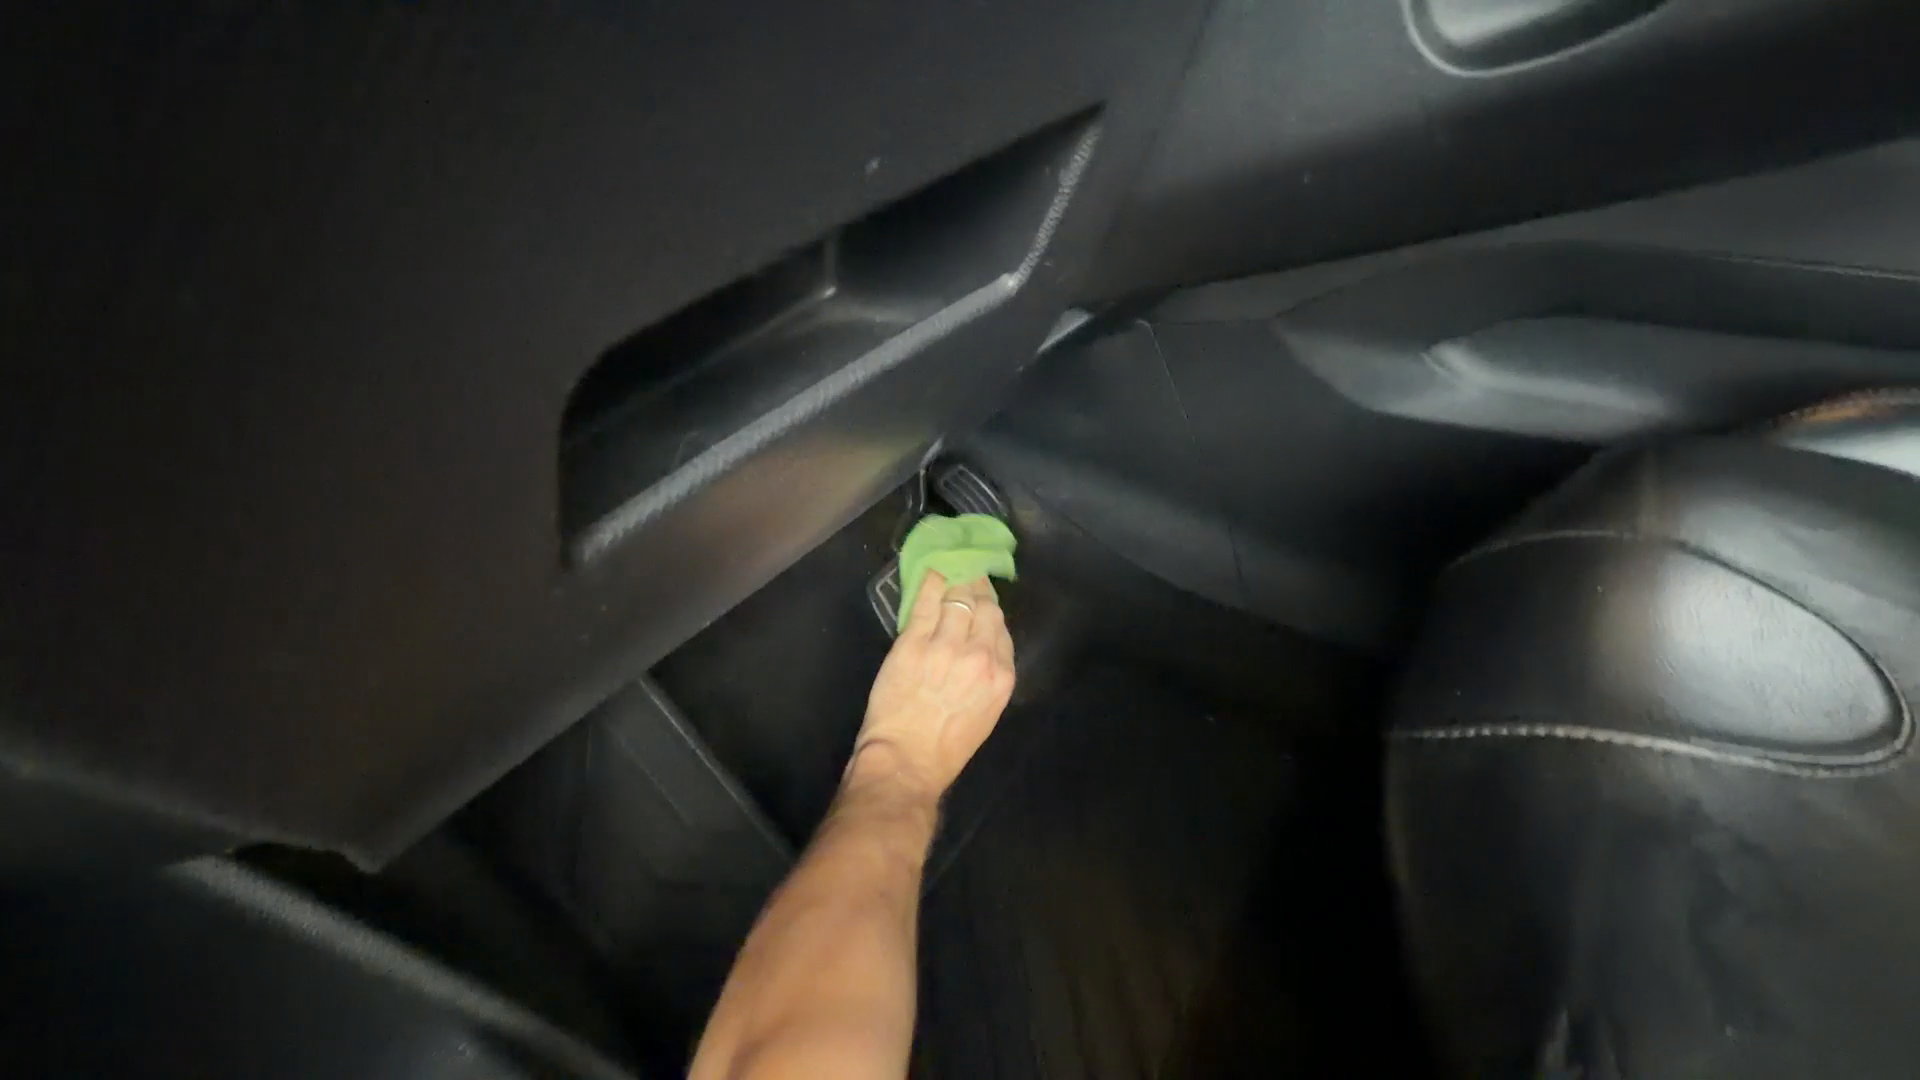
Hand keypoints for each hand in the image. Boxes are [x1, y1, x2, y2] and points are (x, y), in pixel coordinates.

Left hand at [850, 571, 1015, 803]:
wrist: (906, 763)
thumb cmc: (946, 747)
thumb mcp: (985, 711)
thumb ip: (987, 674)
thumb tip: (979, 640)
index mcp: (1001, 676)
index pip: (1000, 627)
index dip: (990, 607)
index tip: (983, 596)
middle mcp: (979, 655)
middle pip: (983, 607)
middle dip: (976, 587)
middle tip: (967, 573)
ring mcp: (945, 646)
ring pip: (956, 599)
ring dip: (955, 581)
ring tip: (950, 568)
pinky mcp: (913, 643)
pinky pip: (926, 603)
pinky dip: (931, 583)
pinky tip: (931, 571)